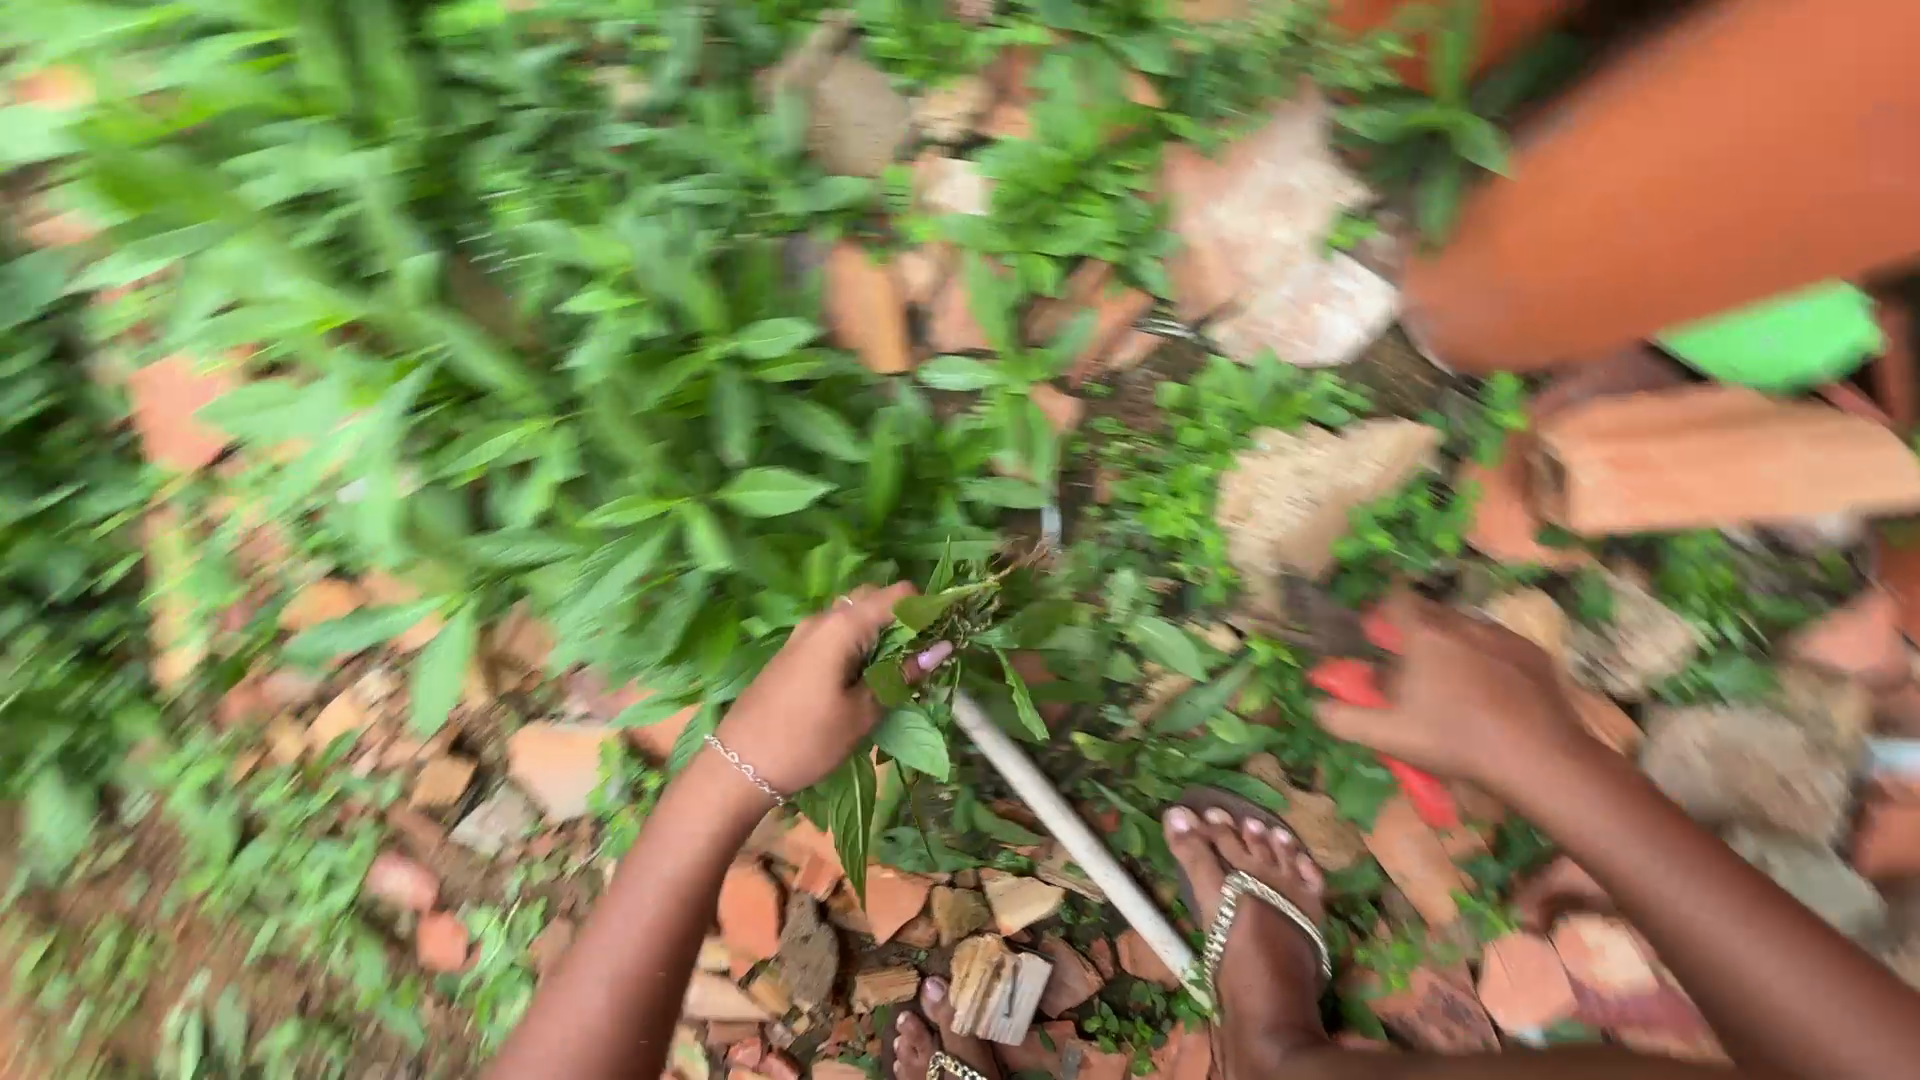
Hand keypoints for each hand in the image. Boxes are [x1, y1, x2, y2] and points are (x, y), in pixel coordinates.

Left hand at [714, 583, 949, 795]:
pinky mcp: (794, 652)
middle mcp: (822, 619)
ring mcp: (803, 634)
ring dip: (881, 633)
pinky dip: (859, 644)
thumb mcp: (863, 712)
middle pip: (874, 599)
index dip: (926, 609)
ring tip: (898, 672)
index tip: (942, 638)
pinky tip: (865, 678)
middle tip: (923, 657)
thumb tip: (942, 647)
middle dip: (904, 619)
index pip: (899, 593)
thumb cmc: (806, 740)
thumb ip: (902, 675)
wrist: (737, 766)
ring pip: (854, 616)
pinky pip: (836, 633)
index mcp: (842, 626)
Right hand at [1314, 591, 1591, 794]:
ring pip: (1465, 628)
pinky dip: (1487, 659)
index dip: (1381, 612)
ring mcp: (1504, 637)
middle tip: (1409, 668)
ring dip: (1452, 645)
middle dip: (1414, 631)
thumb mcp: (1386, 736)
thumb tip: (1316, 705)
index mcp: (1424, 635)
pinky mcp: (1535, 655)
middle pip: (1429, 612)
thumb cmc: (1455, 740)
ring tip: (1452, 683)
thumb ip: (1341, 718)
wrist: (1541, 760)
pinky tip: (1490, 693)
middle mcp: (1463, 624)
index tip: (1377, 636)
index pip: (1395, 599)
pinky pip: (1499, 646)